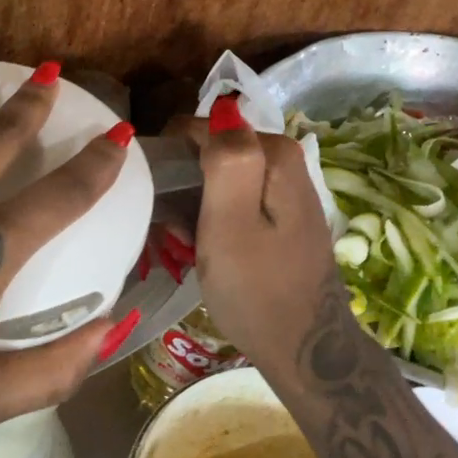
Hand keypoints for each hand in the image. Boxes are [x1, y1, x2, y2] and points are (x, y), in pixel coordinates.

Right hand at [188, 97, 348, 357]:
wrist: (301, 349)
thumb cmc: (256, 287)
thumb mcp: (230, 222)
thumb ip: (227, 160)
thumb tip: (221, 107)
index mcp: (274, 155)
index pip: (201, 127)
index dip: (170, 158)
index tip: (156, 200)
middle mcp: (284, 163)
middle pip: (209, 152)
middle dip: (179, 185)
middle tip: (170, 233)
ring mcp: (283, 192)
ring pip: (216, 180)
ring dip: (189, 207)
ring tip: (181, 245)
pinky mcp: (279, 218)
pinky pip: (231, 203)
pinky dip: (208, 221)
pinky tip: (201, 250)